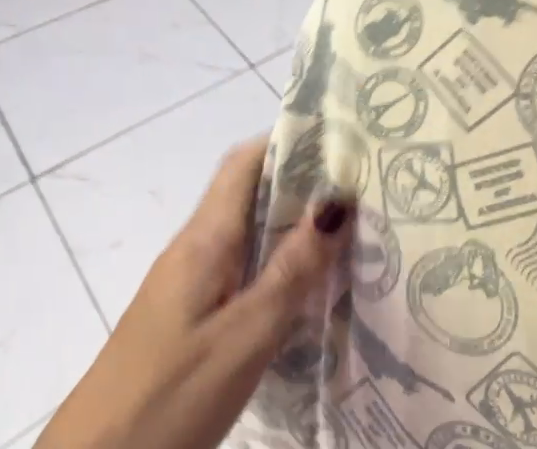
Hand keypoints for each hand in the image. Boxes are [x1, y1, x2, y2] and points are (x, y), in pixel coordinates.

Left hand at [37, 137, 352, 448]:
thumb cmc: (170, 396)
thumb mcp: (247, 334)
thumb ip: (293, 269)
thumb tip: (336, 200)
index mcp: (204, 240)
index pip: (244, 163)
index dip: (290, 141)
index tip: (344, 140)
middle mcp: (193, 251)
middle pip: (250, 194)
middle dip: (304, 182)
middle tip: (366, 188)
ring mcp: (186, 287)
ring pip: (248, 235)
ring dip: (294, 226)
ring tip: (353, 233)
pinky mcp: (187, 321)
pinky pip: (241, 271)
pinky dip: (278, 265)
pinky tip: (309, 289)